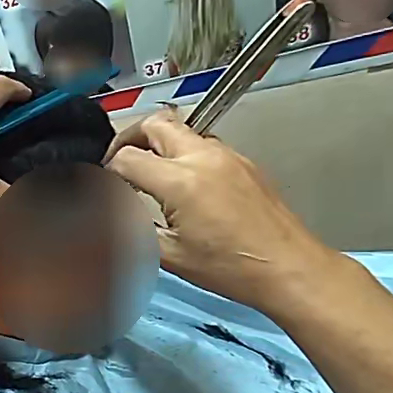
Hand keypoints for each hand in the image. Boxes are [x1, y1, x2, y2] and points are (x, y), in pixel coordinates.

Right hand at [105, 109, 343, 310]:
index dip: (107, 171)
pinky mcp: (245, 163)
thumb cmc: (235, 268)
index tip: (103, 185)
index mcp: (180, 181)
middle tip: (119, 161)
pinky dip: (185, 155)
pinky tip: (185, 186)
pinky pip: (206, 145)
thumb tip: (111, 217)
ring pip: (182, 130)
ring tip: (151, 175)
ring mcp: (228, 156)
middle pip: (153, 123)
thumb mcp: (171, 256)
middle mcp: (204, 158)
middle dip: (129, 138)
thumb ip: (133, 232)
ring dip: (159, 145)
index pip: (126, 158)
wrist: (289, 268)